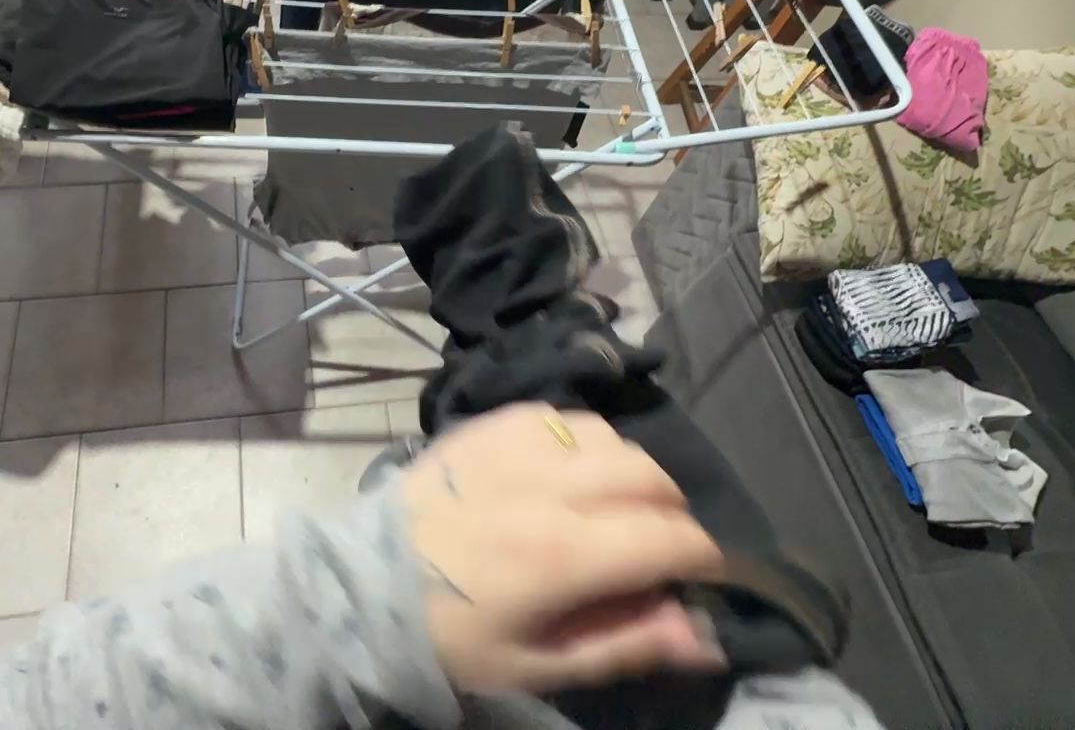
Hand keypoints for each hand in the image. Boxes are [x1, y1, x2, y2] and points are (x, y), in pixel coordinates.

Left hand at [398, 403, 727, 693]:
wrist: (369, 581)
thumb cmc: (455, 634)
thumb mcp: (540, 661)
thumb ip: (627, 641)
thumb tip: (705, 633)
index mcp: (561, 552)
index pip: (667, 536)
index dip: (701, 554)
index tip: (701, 570)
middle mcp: (546, 483)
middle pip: (648, 473)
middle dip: (671, 507)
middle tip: (657, 539)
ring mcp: (515, 443)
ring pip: (609, 434)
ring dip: (628, 467)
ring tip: (613, 500)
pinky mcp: (491, 422)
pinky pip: (561, 413)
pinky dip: (582, 438)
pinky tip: (569, 467)